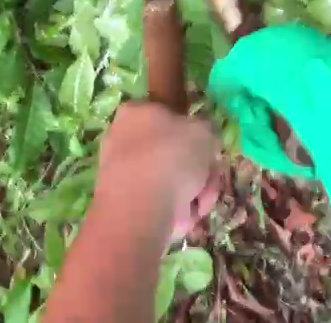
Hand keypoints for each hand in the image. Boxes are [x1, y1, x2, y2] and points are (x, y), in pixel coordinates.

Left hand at [92, 102, 222, 243]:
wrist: (140, 208)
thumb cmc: (172, 157)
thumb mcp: (205, 132)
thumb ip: (207, 130)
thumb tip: (203, 138)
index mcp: (137, 111)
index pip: (172, 118)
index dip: (196, 137)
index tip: (209, 153)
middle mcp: (123, 136)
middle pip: (173, 153)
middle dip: (197, 172)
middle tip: (207, 182)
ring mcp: (120, 171)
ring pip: (169, 181)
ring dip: (190, 194)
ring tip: (196, 205)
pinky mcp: (122, 202)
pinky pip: (159, 204)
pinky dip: (174, 213)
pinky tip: (180, 219)